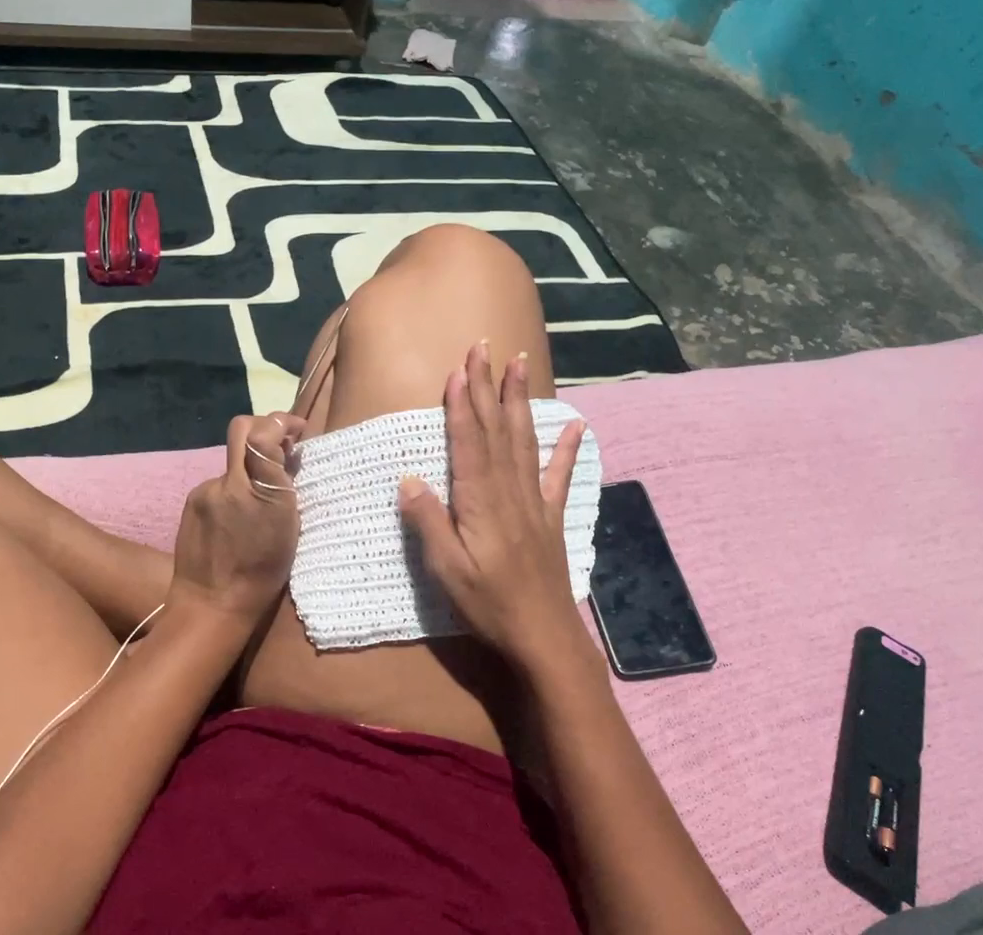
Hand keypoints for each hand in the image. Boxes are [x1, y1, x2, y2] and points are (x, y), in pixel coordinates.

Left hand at [170, 412, 306, 624]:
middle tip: (282, 450)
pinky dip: (233, 492)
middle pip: (241, 431)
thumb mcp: (288, 526)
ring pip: (233, 463)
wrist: (212, 604)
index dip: (280, 422)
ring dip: (249, 471)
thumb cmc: (262, 572)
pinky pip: (218, 485)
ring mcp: (205, 491)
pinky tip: (238, 519)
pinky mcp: (191, 502)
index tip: (296, 432)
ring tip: (261, 501)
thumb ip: (284, 482)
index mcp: (259, 491)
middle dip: (263, 431)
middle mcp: (228, 483)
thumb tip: (285, 450)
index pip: (261, 433)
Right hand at [398, 341, 586, 669]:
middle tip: (485, 347)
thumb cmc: (489, 605)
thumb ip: (428, 523)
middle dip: (488, 387)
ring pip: (524, 440)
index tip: (458, 369)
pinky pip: (558, 475)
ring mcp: (534, 502)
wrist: (545, 635)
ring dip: (520, 401)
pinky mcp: (551, 517)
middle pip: (496, 430)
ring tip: (521, 364)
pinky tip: (575, 425)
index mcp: (480, 502)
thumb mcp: (447, 570)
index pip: (469, 443)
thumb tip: (407, 479)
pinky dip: (566, 448)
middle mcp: (509, 492)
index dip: (462, 406)